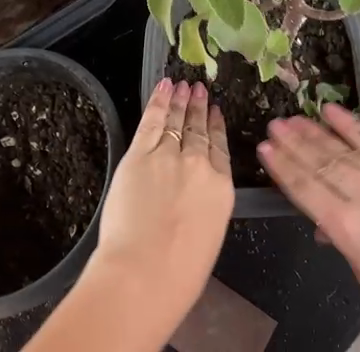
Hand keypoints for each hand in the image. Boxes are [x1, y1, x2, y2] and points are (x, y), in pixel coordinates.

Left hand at [93, 79, 233, 304]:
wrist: (144, 273)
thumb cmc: (178, 274)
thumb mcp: (208, 238)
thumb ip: (205, 208)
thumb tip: (196, 199)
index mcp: (221, 189)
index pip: (220, 148)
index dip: (216, 127)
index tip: (215, 112)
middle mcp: (198, 165)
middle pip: (199, 130)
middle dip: (198, 108)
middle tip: (199, 89)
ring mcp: (168, 156)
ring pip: (176, 121)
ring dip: (179, 101)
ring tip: (183, 85)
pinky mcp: (139, 155)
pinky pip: (151, 120)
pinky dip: (158, 101)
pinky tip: (163, 87)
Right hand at [260, 104, 359, 350]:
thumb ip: (341, 239)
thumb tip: (322, 218)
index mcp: (347, 227)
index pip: (304, 188)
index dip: (282, 166)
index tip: (264, 148)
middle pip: (319, 162)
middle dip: (293, 143)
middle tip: (273, 125)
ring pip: (342, 147)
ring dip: (314, 131)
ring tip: (293, 118)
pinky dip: (350, 124)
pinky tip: (331, 112)